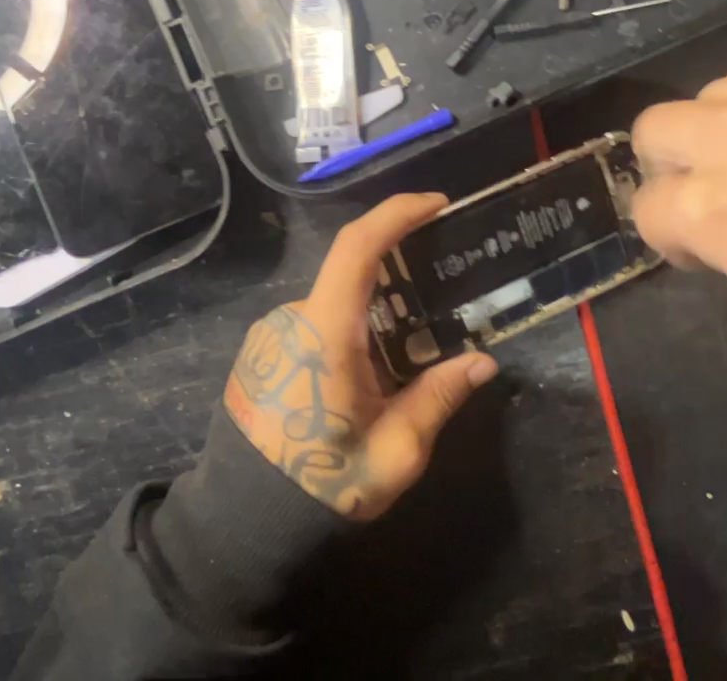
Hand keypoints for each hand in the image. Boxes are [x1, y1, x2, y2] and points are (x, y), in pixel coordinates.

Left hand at [224, 194, 499, 519]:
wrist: (242, 522)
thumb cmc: (323, 484)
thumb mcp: (396, 450)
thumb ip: (439, 397)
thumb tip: (483, 361)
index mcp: (325, 333)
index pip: (357, 247)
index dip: (397, 214)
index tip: (436, 204)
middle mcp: (293, 320)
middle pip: (354, 278)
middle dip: (399, 285)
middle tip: (440, 312)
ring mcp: (271, 335)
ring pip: (336, 306)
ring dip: (373, 321)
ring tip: (402, 366)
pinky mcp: (262, 353)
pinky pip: (314, 326)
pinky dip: (347, 336)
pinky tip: (363, 381)